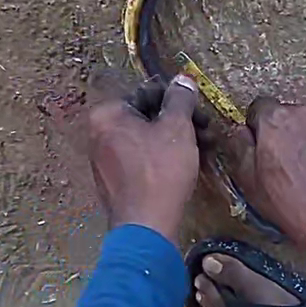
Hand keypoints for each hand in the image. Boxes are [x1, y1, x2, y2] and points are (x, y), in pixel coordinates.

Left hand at [85, 75, 202, 241]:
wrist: (146, 227)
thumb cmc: (160, 172)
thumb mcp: (176, 128)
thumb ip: (180, 99)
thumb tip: (183, 79)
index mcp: (107, 115)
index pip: (146, 92)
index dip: (177, 99)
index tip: (199, 109)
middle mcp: (99, 134)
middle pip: (146, 116)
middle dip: (179, 121)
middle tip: (206, 128)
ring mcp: (105, 159)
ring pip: (147, 139)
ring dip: (177, 139)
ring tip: (205, 147)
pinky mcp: (115, 181)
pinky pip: (141, 159)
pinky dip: (164, 157)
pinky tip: (189, 164)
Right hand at [223, 97, 305, 249]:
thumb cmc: (284, 199)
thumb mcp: (245, 175)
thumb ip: (238, 143)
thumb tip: (239, 130)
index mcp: (273, 119)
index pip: (258, 106)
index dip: (256, 125)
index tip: (258, 142)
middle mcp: (301, 114)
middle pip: (284, 114)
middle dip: (280, 131)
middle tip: (279, 159)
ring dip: (302, 137)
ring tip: (301, 166)